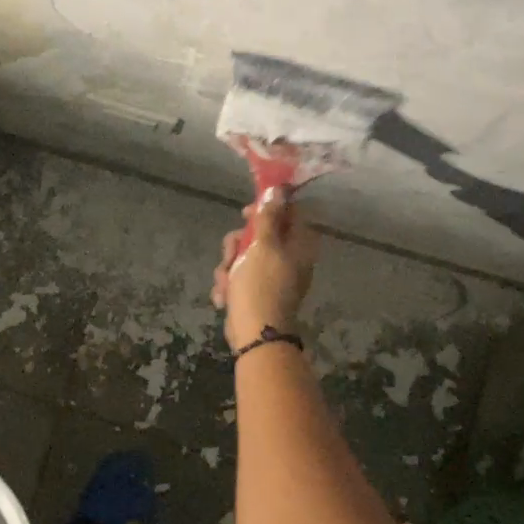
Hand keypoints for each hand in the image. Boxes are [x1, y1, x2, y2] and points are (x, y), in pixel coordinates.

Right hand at [212, 193, 319, 350]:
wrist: (255, 334)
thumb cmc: (261, 286)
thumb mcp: (263, 246)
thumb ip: (269, 217)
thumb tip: (278, 188)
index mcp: (299, 245)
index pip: (288, 213)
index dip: (266, 209)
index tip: (246, 214)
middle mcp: (289, 258)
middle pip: (261, 234)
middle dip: (238, 244)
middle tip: (230, 253)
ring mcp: (273, 276)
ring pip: (245, 256)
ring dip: (229, 266)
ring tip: (226, 281)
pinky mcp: (257, 292)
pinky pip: (240, 277)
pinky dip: (230, 284)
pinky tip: (224, 296)